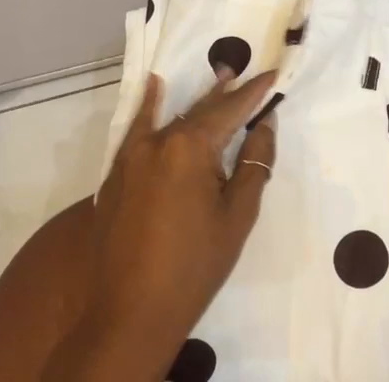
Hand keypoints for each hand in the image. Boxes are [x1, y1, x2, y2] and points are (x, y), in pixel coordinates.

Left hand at [44, 68, 278, 380]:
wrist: (130, 314)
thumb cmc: (195, 265)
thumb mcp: (238, 215)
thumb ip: (254, 164)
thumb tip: (264, 126)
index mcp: (191, 148)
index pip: (231, 110)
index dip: (254, 93)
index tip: (273, 74)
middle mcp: (159, 142)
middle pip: (200, 111)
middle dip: (227, 95)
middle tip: (246, 74)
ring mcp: (132, 157)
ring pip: (171, 119)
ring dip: (196, 102)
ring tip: (218, 78)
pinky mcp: (115, 176)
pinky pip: (137, 132)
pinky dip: (148, 109)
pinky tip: (154, 89)